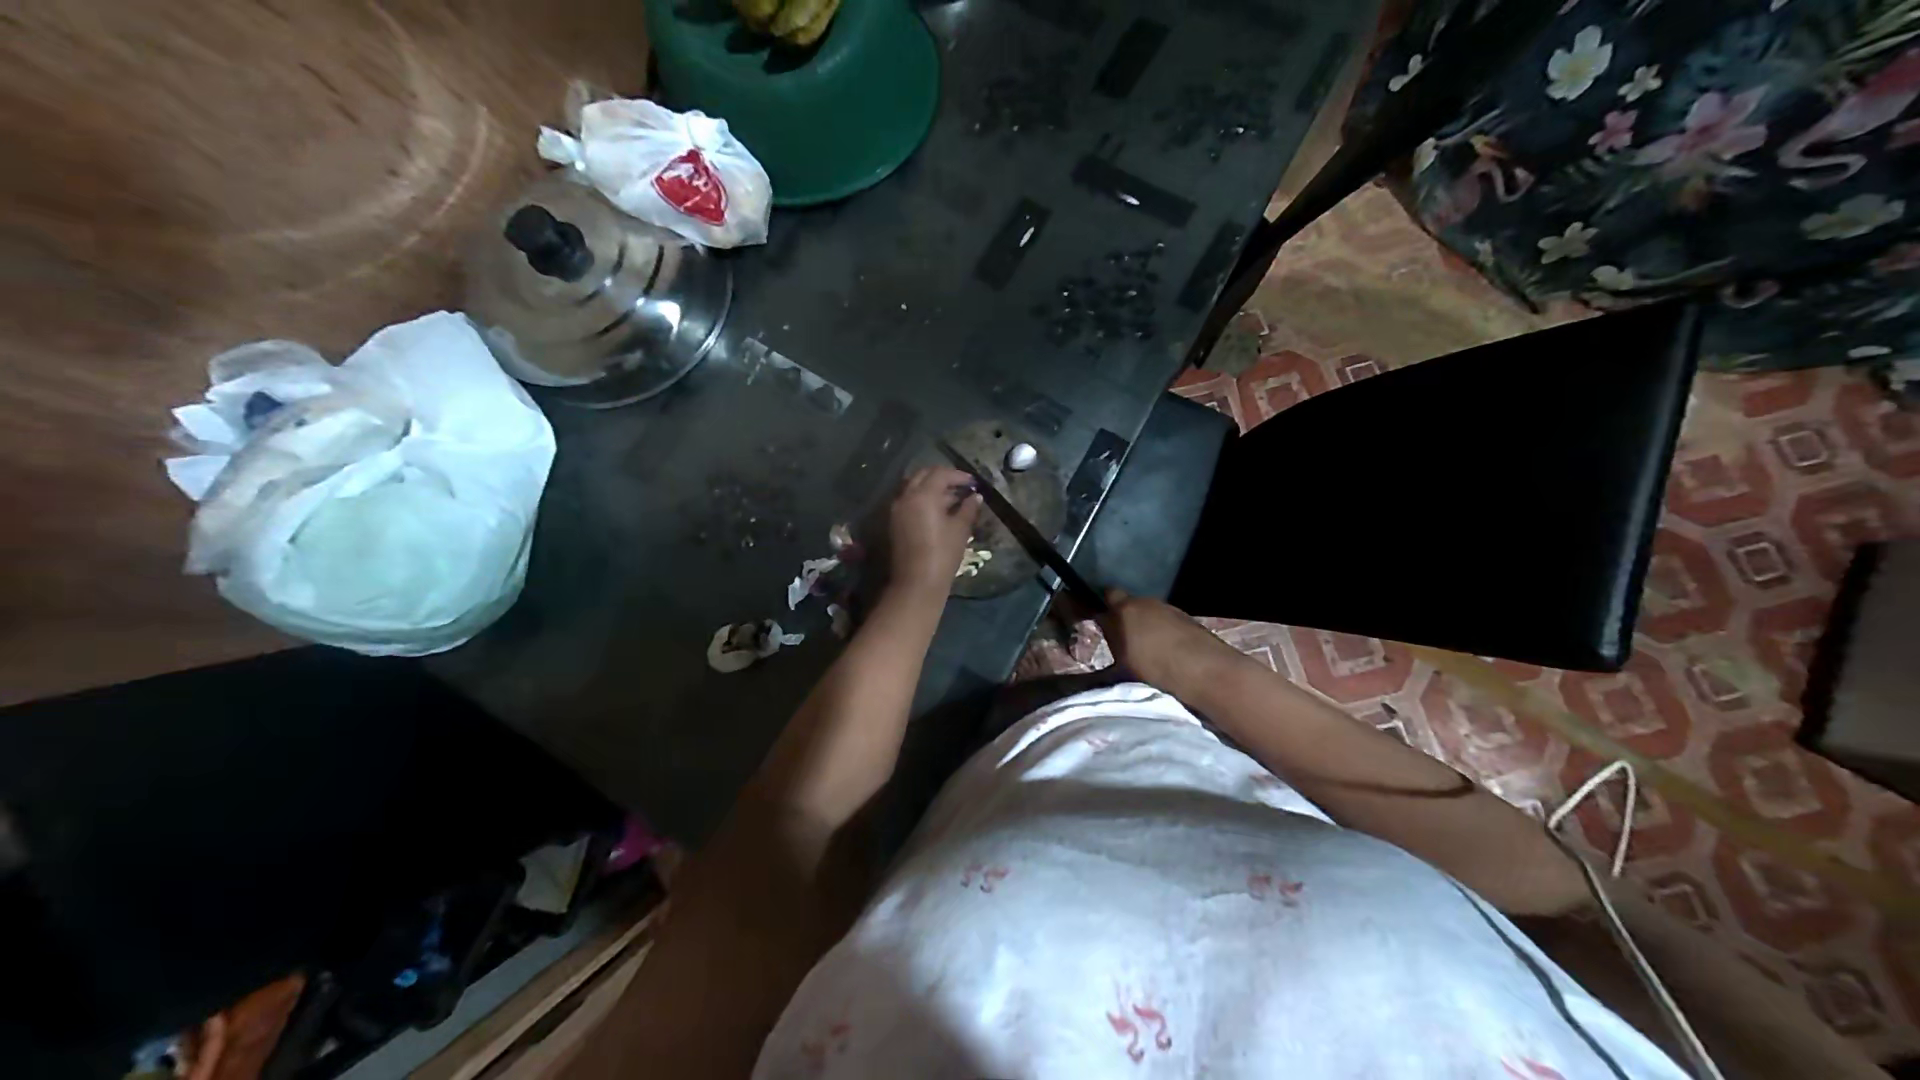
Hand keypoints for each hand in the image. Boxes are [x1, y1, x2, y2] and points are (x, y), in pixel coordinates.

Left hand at [888, 466, 982, 596]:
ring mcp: (897, 509)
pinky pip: (909, 500)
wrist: (917, 582)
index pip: (940, 474)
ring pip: (914, 487)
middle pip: (924, 475)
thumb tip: (976, 497)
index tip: (973, 482)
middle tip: (960, 485)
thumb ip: (968, 508)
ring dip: (932, 487)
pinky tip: (939, 510)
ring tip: (952, 499)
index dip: (958, 475)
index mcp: (922, 495)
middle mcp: (906, 497)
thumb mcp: (960, 529)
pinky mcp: (895, 521)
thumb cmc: (943, 554)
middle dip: (943, 477)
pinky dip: (923, 498)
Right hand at [1098, 589, 1238, 692]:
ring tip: (1148, 647)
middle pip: (1130, 603)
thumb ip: (1111, 644)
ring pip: (1150, 611)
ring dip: (1146, 623)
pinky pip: (1167, 620)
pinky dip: (1164, 630)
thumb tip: (1103, 640)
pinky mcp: (1187, 617)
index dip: (1103, 607)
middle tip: (1124, 638)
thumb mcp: (1122, 664)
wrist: (1202, 668)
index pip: (1106, 595)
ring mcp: (1168, 607)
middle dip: (1125, 616)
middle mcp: (1145, 601)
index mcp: (1123, 609)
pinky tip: (1168, 649)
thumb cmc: (1154, 667)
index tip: (1101, 623)